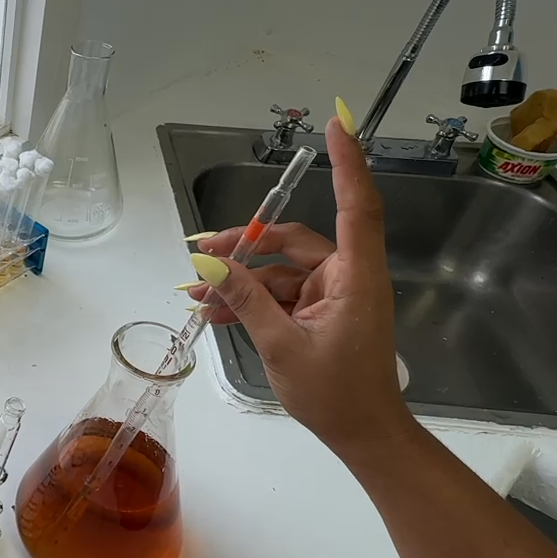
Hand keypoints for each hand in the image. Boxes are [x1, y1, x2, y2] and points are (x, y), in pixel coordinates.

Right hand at [186, 118, 411, 448]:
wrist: (361, 435)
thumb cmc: (334, 393)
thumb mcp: (281, 345)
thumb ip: (245, 299)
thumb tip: (208, 262)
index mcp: (354, 277)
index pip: (356, 207)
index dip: (348, 164)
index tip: (338, 123)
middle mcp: (344, 276)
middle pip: (290, 242)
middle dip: (243, 248)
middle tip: (200, 256)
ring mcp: (329, 294)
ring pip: (275, 271)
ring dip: (236, 281)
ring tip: (195, 297)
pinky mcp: (316, 311)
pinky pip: (275, 294)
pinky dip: (245, 300)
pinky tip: (211, 312)